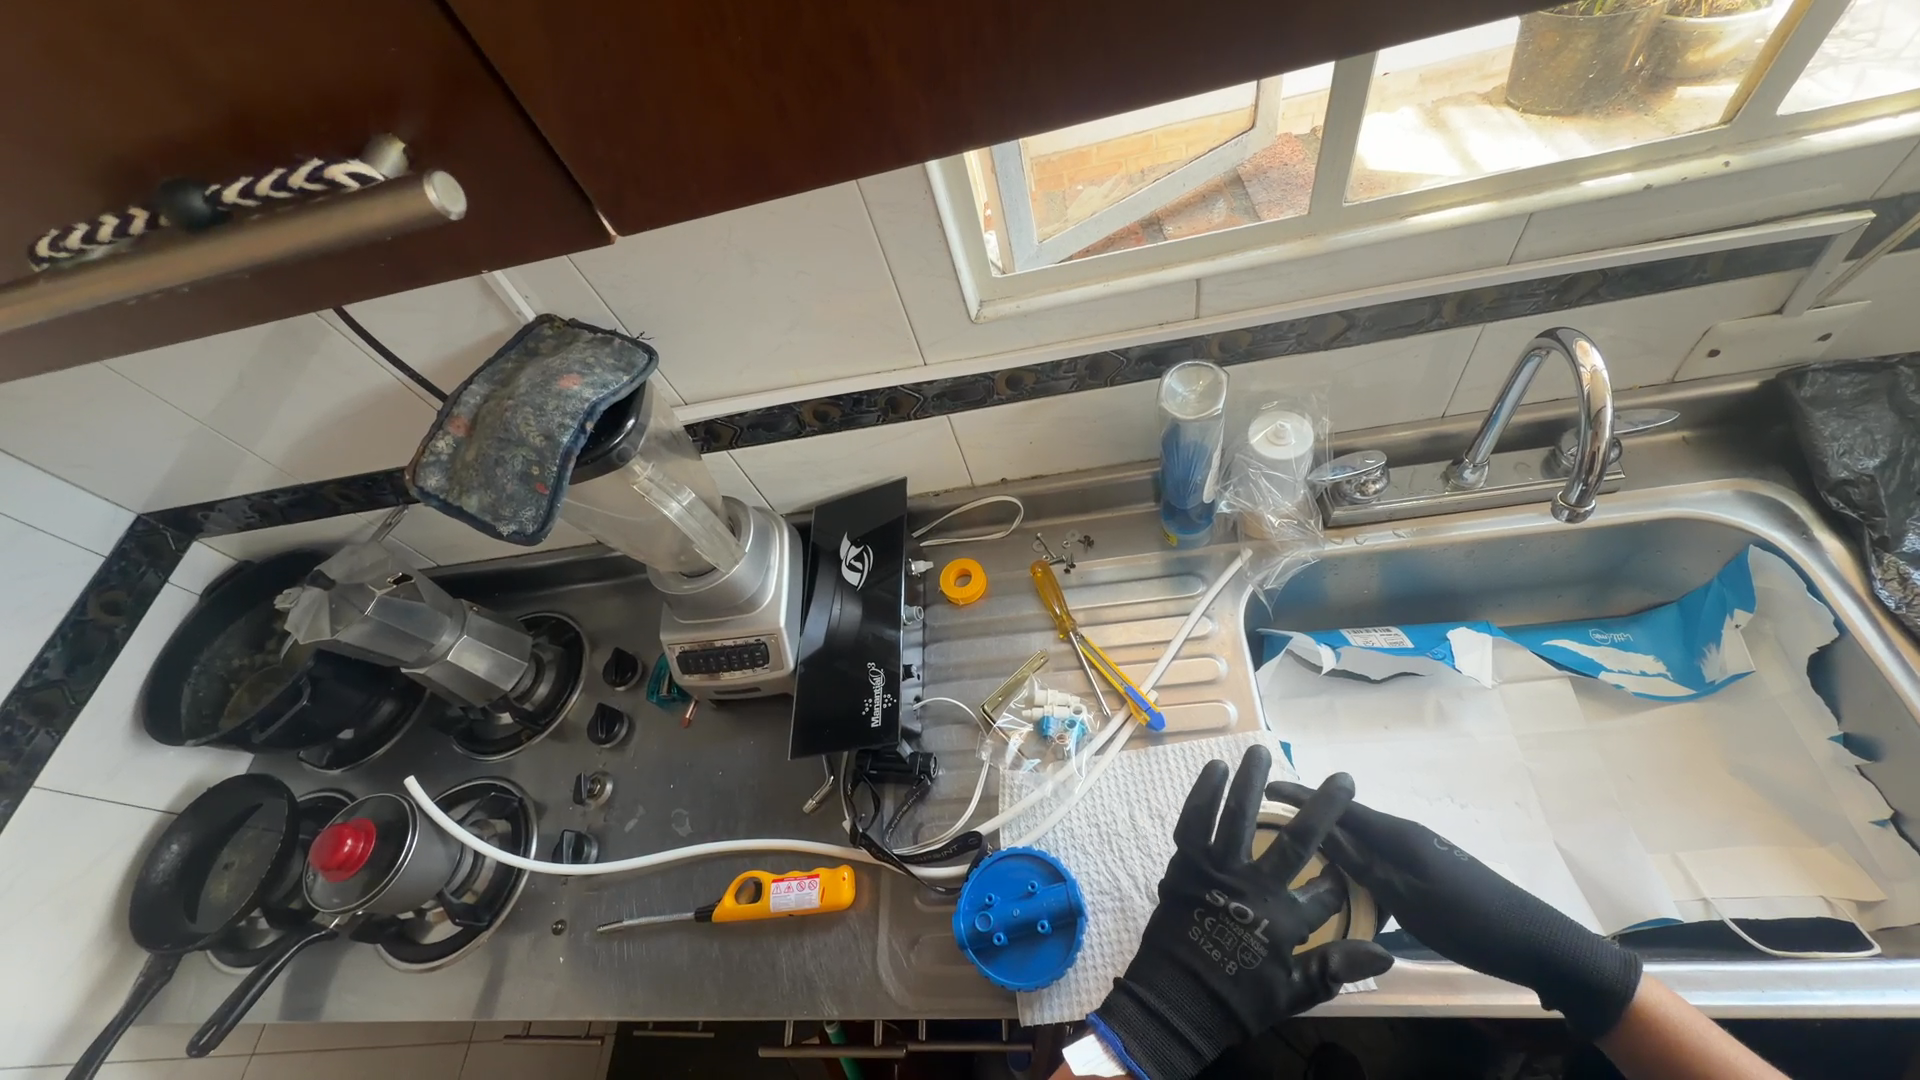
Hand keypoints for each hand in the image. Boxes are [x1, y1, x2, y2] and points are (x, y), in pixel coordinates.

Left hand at [1090, 747, 1392, 1079]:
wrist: (1175, 1001)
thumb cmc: (1236, 1000)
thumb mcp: (1293, 994)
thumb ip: (1335, 969)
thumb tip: (1386, 952)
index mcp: (1284, 921)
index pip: (1327, 892)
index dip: (1343, 875)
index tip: (1352, 862)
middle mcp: (1253, 887)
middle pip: (1295, 840)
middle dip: (1322, 810)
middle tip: (1341, 782)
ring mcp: (1215, 870)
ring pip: (1237, 816)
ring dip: (1252, 782)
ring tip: (1262, 752)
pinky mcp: (1185, 863)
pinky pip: (1193, 820)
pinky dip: (1203, 793)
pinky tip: (1215, 769)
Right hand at [1267, 781, 1641, 1038]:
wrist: (1539, 945)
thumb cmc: (1468, 922)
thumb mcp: (1406, 897)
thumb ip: (1361, 863)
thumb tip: (1319, 829)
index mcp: (1397, 836)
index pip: (1339, 807)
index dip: (1301, 796)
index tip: (1267, 786)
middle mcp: (1405, 835)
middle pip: (1350, 821)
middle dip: (1313, 819)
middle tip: (1274, 827)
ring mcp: (1419, 853)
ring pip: (1366, 844)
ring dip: (1337, 847)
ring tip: (1303, 860)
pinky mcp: (1429, 872)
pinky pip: (1382, 861)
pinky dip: (1359, 867)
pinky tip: (1349, 890)